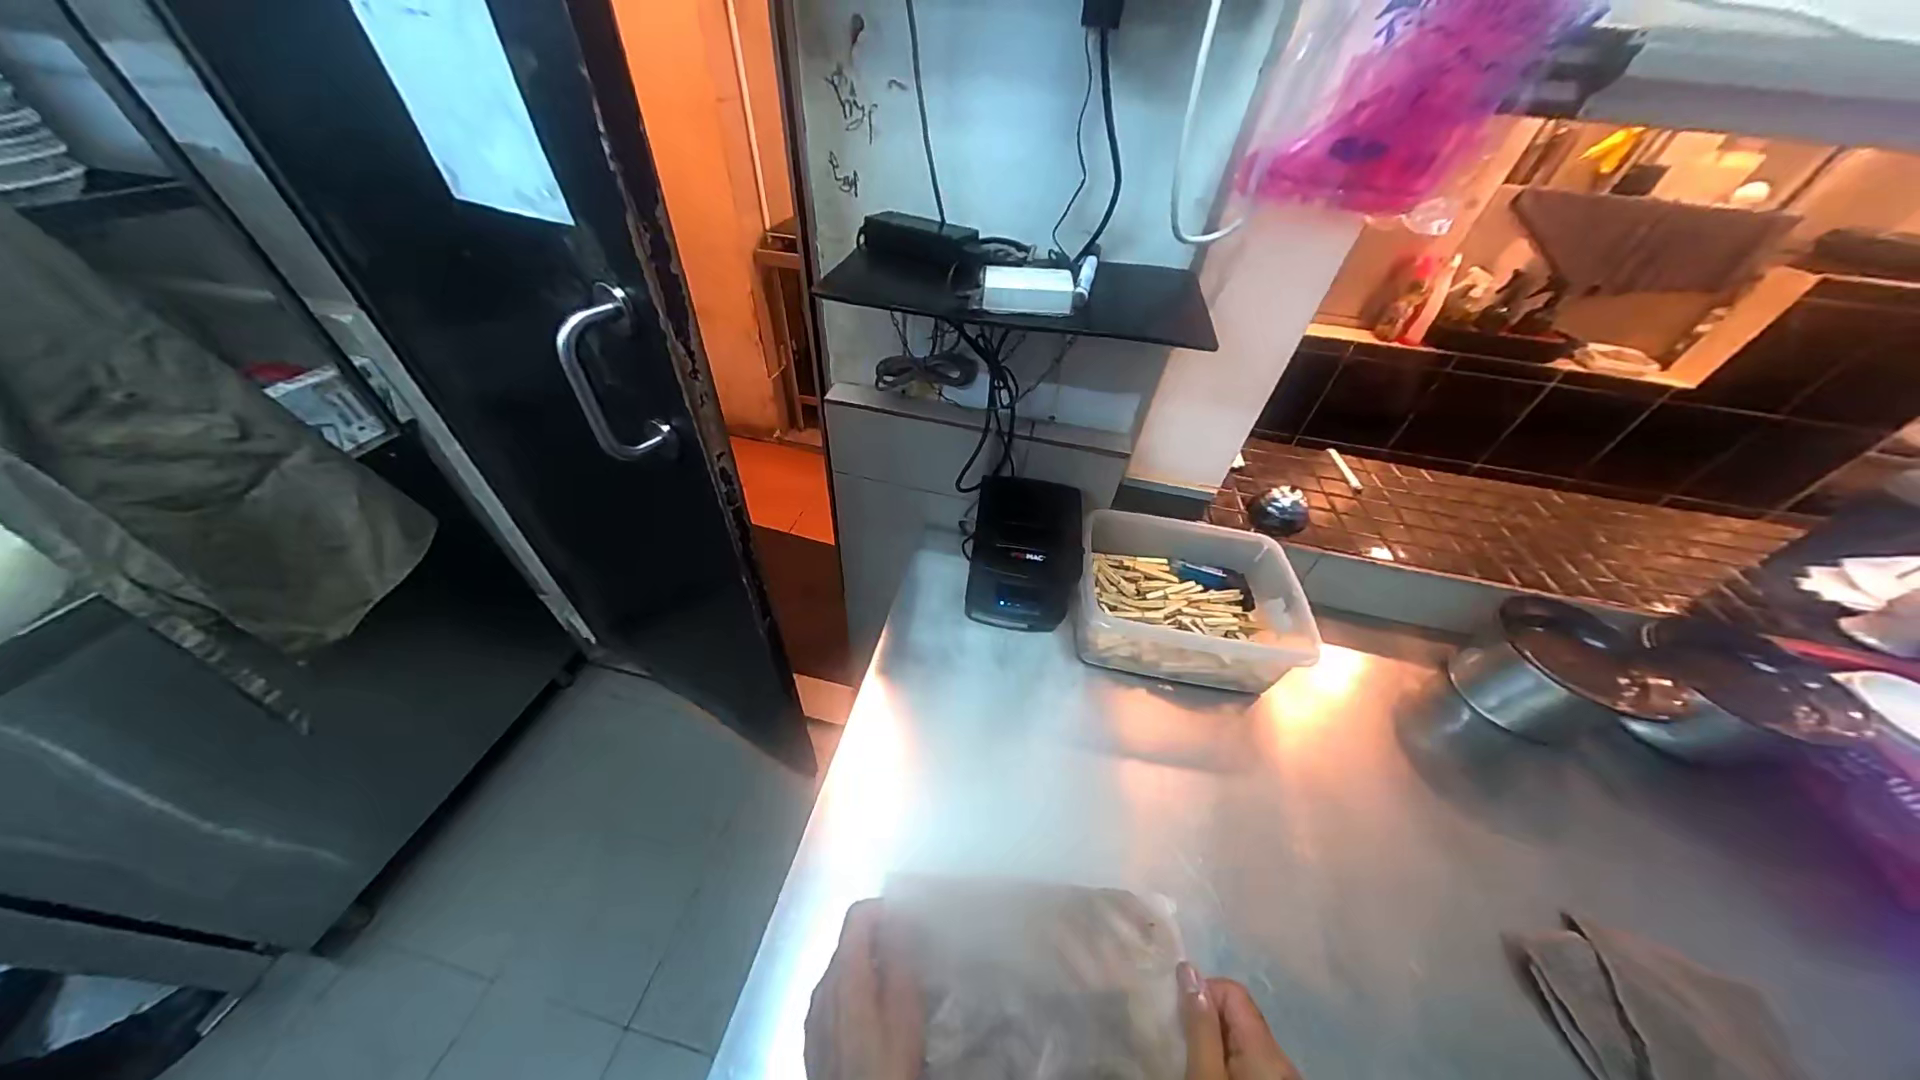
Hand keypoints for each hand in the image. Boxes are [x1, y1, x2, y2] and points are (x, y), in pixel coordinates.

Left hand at [805, 899, 925, 1079]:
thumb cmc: (886, 1066)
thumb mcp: (904, 1010)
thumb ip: (899, 958)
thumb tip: (899, 916)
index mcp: (843, 974)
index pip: (857, 915)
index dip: (885, 910)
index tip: (911, 923)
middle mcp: (821, 986)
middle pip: (850, 941)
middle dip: (882, 939)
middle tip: (915, 955)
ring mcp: (814, 1013)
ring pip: (844, 969)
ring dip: (872, 966)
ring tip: (902, 986)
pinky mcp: (815, 1037)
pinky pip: (836, 997)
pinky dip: (858, 991)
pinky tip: (879, 1016)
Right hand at [1179, 962, 1303, 1079]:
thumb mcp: (1205, 1071)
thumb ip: (1200, 1024)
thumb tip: (1189, 969)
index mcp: (1267, 1046)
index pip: (1232, 989)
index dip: (1203, 992)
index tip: (1181, 1013)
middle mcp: (1281, 1055)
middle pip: (1238, 1012)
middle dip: (1207, 1016)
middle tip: (1184, 1039)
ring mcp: (1282, 1073)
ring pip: (1242, 1036)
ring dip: (1214, 1037)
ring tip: (1194, 1056)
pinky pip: (1250, 1058)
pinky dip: (1226, 1057)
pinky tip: (1212, 1070)